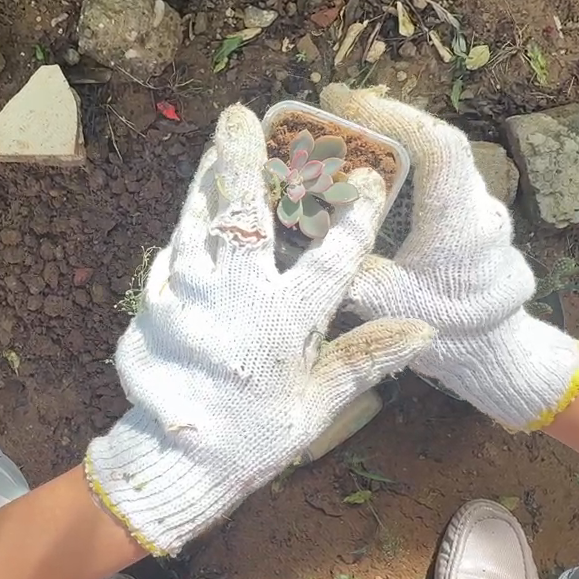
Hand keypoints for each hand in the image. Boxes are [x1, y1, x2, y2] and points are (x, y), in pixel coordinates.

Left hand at [85, 105, 434, 554]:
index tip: (368, 179)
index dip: (353, 218)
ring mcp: (188, 297)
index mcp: (284, 322)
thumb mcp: (318, 402)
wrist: (178, 461)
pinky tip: (190, 207)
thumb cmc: (257, 433)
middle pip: (243, 215)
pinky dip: (184, 225)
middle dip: (243, 160)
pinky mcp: (154, 305)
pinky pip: (170, 253)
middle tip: (243, 117)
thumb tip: (423, 328)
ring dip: (208, 178)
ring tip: (217, 142)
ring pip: (197, 222)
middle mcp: (235, 299)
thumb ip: (365, 357)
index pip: (331, 259)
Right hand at [319, 84, 578, 431]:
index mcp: (460, 225)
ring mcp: (481, 209)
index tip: (345, 100)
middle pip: (436, 142)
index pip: (439, 147)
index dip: (394, 116)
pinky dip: (405, 161)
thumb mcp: (385, 306)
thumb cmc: (444, 331)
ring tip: (346, 130)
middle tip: (335, 109)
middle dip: (385, 119)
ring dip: (394, 138)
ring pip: (438, 158)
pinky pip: (438, 175)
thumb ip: (346, 270)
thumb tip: (294, 239)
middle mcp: (478, 207)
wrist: (495, 352)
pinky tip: (371, 169)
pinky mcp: (474, 217)